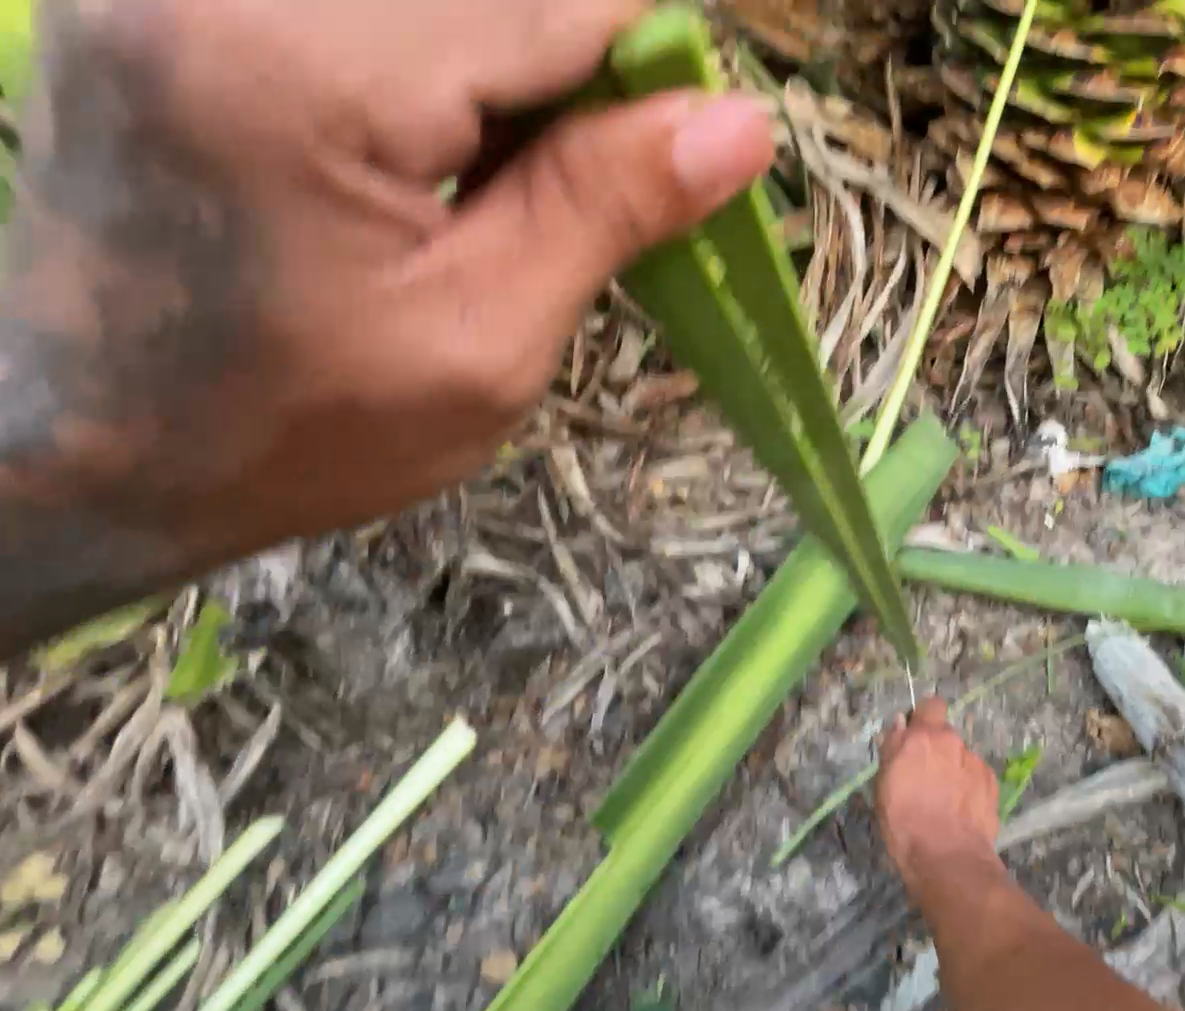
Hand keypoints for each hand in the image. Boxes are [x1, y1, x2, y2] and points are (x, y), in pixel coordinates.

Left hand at [0, 0, 772, 649]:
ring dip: (525, 81)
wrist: (99, 448)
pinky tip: (456, 156)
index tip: (689, 160)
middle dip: (584, 77)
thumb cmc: (314, 430)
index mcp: (305, 71)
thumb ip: (605, 207)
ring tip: (515, 193)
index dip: (650, 71)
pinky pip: (391, 13)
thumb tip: (742, 123)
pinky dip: (463, 75)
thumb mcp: (491, 339)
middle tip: (585, 200)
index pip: (552, 3)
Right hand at [877, 698, 1005, 896]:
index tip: (916, 737)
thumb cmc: (905, 822)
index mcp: (922, 738)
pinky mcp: (991, 782)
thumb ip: (893, 748)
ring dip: (953, 769)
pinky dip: (969, 786)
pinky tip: (961, 809)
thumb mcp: (884, 785)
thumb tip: (901, 724)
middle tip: (925, 777)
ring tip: (944, 800)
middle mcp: (952, 742)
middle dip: (937, 749)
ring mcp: (974, 761)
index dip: (925, 717)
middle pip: (945, 735)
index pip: (931, 705)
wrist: (947, 856)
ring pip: (961, 757)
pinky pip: (976, 775)